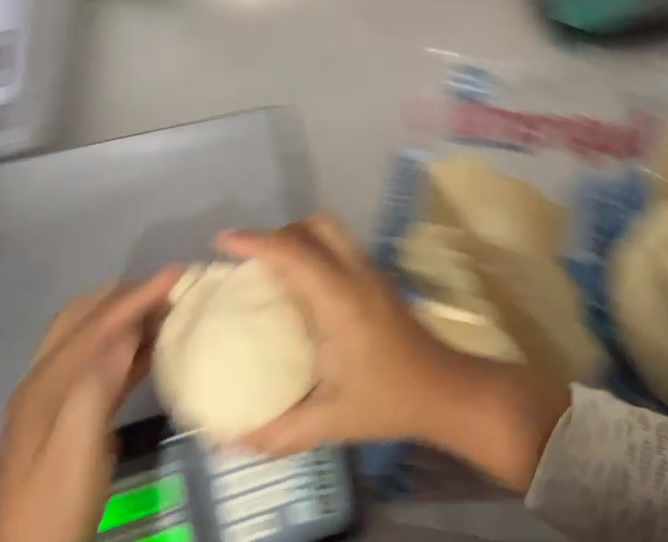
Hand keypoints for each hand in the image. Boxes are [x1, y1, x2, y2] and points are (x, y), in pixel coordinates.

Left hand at [0, 271, 181, 541]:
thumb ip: (97, 385)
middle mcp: (44, 381)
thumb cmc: (56, 504)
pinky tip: (152, 351)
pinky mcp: (65, 417)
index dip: (137, 294)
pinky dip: (125, 346)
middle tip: (173, 288)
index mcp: (46, 383)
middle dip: (127, 296)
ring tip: (169, 310)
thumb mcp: (78, 448)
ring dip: (127, 318)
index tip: (178, 272)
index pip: (97, 323)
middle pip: (85, 319)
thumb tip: (125, 329)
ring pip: (90, 338)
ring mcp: (52, 399)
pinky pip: (98, 364)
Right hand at [217, 216, 570, 490]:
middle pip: (315, 226)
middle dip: (277, 232)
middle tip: (246, 258)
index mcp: (340, 300)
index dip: (256, 241)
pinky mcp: (379, 281)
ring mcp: (372, 274)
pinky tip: (300, 285)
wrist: (446, 391)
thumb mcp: (328, 422)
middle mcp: (356, 275)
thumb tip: (223, 441)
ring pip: (331, 231)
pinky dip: (315, 249)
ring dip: (298, 237)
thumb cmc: (388, 402)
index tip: (221, 242)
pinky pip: (340, 247)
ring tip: (267, 267)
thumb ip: (275, 432)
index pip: (294, 253)